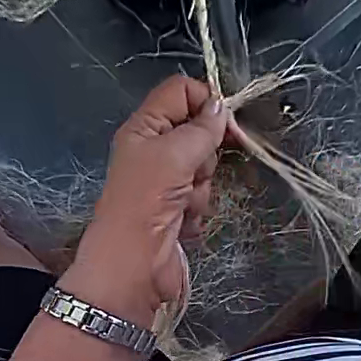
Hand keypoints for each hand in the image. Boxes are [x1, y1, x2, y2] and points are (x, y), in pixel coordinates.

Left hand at [63, 76, 237, 325]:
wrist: (134, 267)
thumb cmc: (145, 203)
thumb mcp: (173, 155)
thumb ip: (201, 128)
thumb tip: (220, 107)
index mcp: (144, 127)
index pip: (180, 92)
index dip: (205, 102)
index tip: (227, 124)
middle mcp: (154, 151)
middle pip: (199, 134)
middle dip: (206, 155)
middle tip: (192, 172)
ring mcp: (166, 184)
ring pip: (205, 170)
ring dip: (201, 190)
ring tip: (182, 205)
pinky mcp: (178, 212)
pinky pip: (203, 200)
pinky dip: (197, 213)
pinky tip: (183, 225)